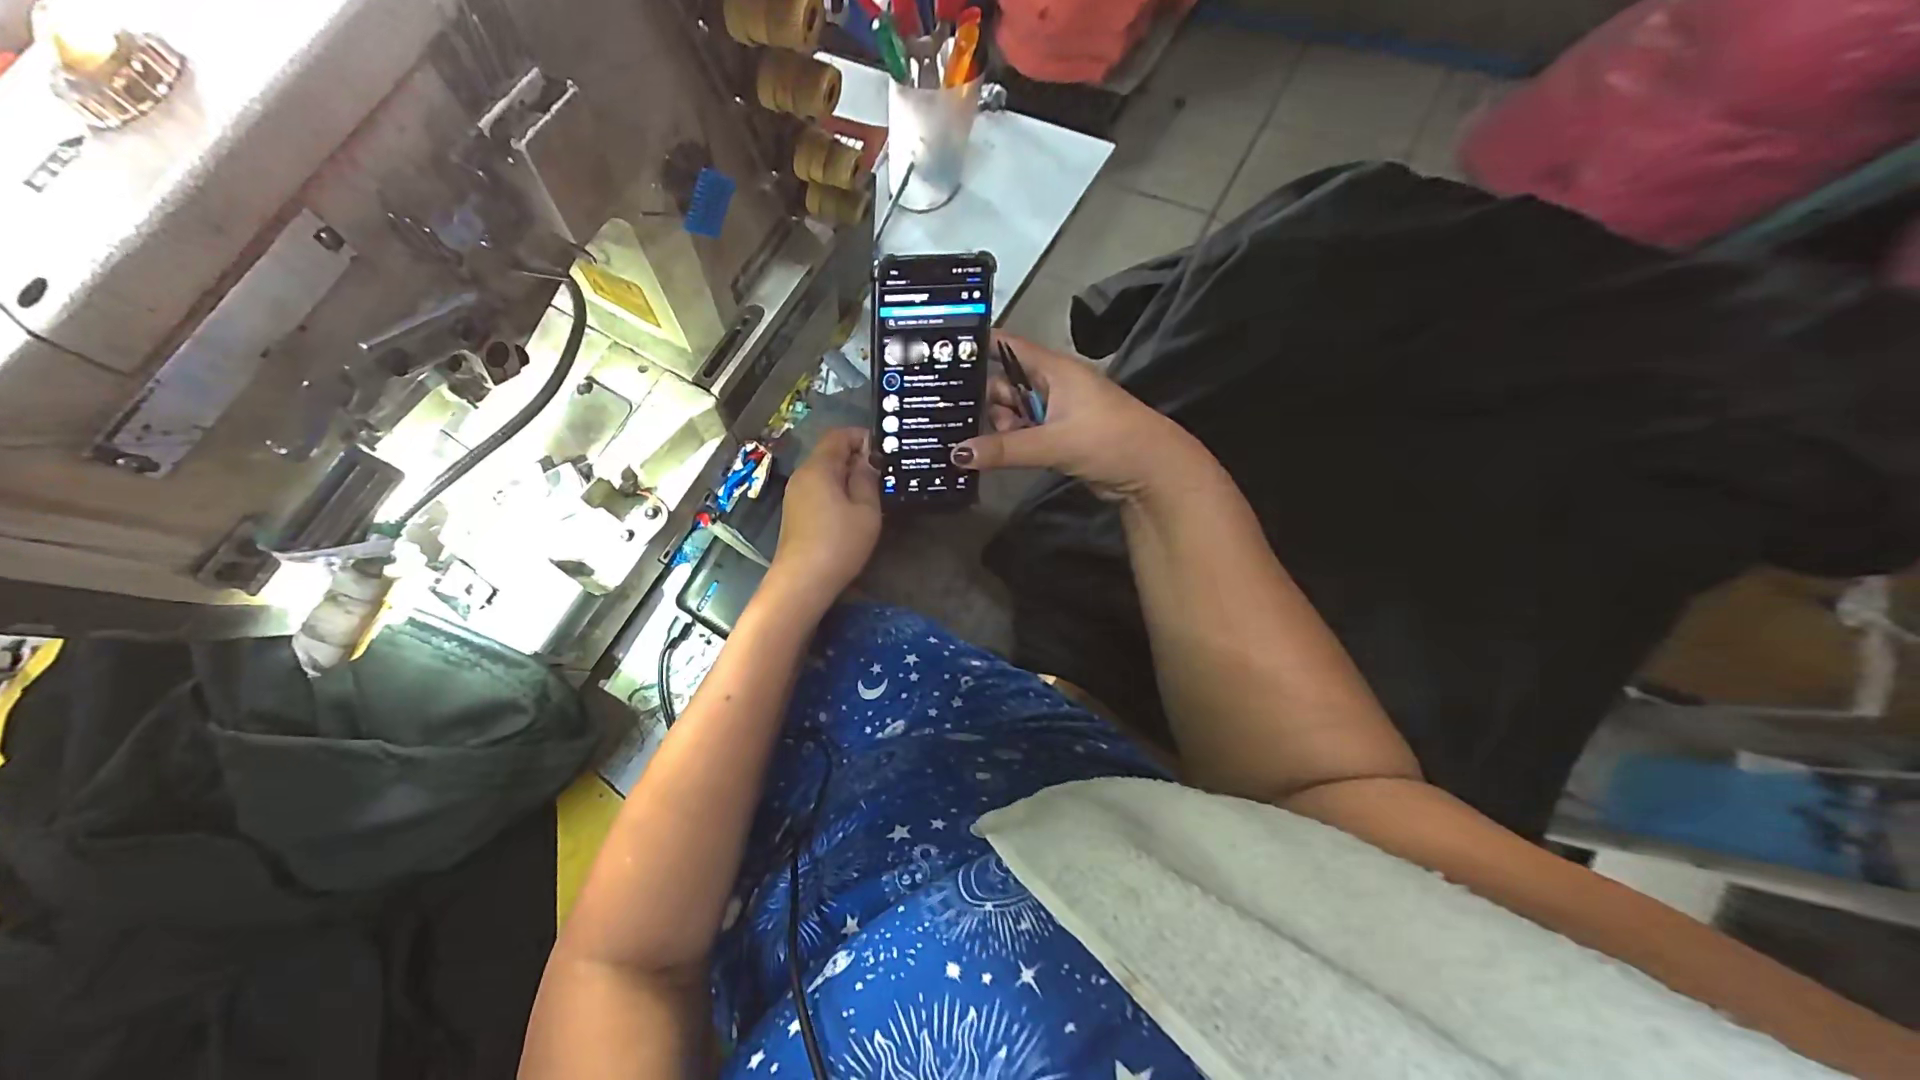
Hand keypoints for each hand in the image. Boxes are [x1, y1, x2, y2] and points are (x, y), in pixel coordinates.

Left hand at [767, 427, 881, 608]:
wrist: (802, 582)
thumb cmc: (839, 543)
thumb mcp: (866, 510)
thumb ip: (867, 479)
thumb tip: (866, 460)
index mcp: (819, 467)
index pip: (838, 435)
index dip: (862, 436)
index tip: (883, 450)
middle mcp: (802, 475)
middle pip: (829, 453)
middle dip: (855, 458)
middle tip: (882, 473)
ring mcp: (795, 495)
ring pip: (823, 473)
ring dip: (846, 477)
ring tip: (870, 494)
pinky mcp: (795, 513)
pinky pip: (818, 490)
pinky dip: (835, 492)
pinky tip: (851, 511)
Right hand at [950, 334, 1207, 499]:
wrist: (1152, 472)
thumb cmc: (1108, 440)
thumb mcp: (1053, 442)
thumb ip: (1005, 448)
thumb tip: (957, 454)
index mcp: (1053, 369)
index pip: (1007, 345)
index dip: (977, 344)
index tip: (940, 350)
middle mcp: (1050, 385)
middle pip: (1003, 383)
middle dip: (982, 400)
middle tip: (948, 416)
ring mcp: (1054, 411)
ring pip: (1011, 412)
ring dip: (996, 427)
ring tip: (969, 443)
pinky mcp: (1057, 436)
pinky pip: (1023, 433)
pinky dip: (1008, 442)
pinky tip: (986, 454)